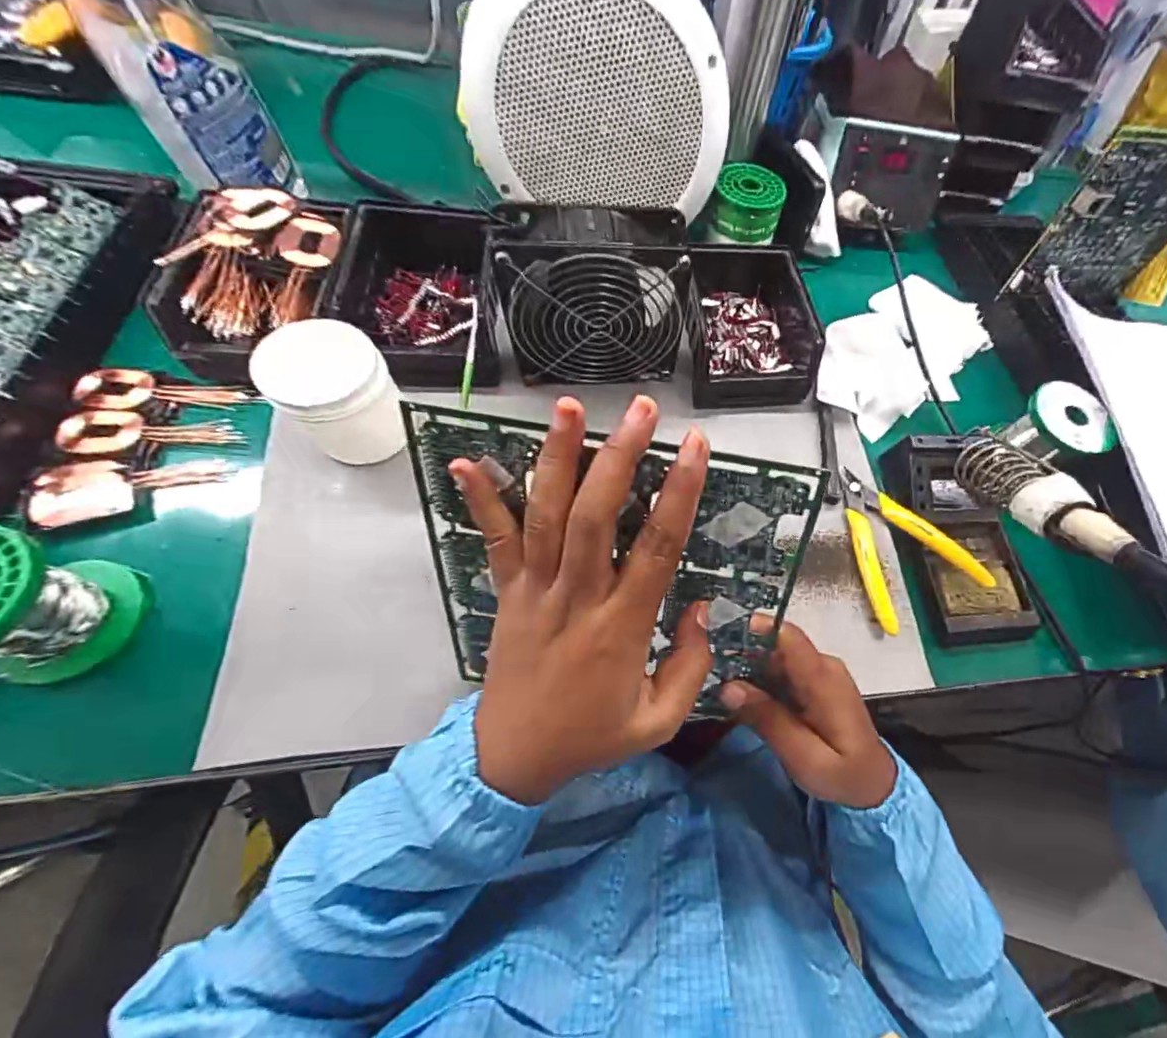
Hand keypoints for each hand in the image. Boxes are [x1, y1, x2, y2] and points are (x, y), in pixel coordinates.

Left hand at [449, 395, 714, 804]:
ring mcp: (534, 590)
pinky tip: (466, 461)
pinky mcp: (505, 592)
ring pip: (546, 516)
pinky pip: (494, 541)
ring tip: (567, 409)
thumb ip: (690, 666)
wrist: (513, 758)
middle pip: (598, 516)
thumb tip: (700, 607)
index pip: (657, 547)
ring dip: (557, 459)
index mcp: (622, 627)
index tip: (694, 447)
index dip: (679, 493)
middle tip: (640, 410)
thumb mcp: (659, 721)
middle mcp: (577, 597)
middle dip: (619, 457)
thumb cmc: (590, 738)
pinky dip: (481, 501)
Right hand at [720, 619, 896, 808]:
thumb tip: (728, 688)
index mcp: (823, 679)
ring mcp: (818, 672)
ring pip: (774, 655)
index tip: (716, 629)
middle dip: (739, 648)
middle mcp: (822, 666)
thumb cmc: (843, 775)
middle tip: (702, 661)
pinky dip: (756, 675)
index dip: (751, 627)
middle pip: (775, 643)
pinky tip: (734, 688)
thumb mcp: (804, 757)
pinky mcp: (812, 682)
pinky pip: (780, 668)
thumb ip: (768, 720)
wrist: (875, 786)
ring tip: (711, 674)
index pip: (787, 636)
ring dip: (744, 663)